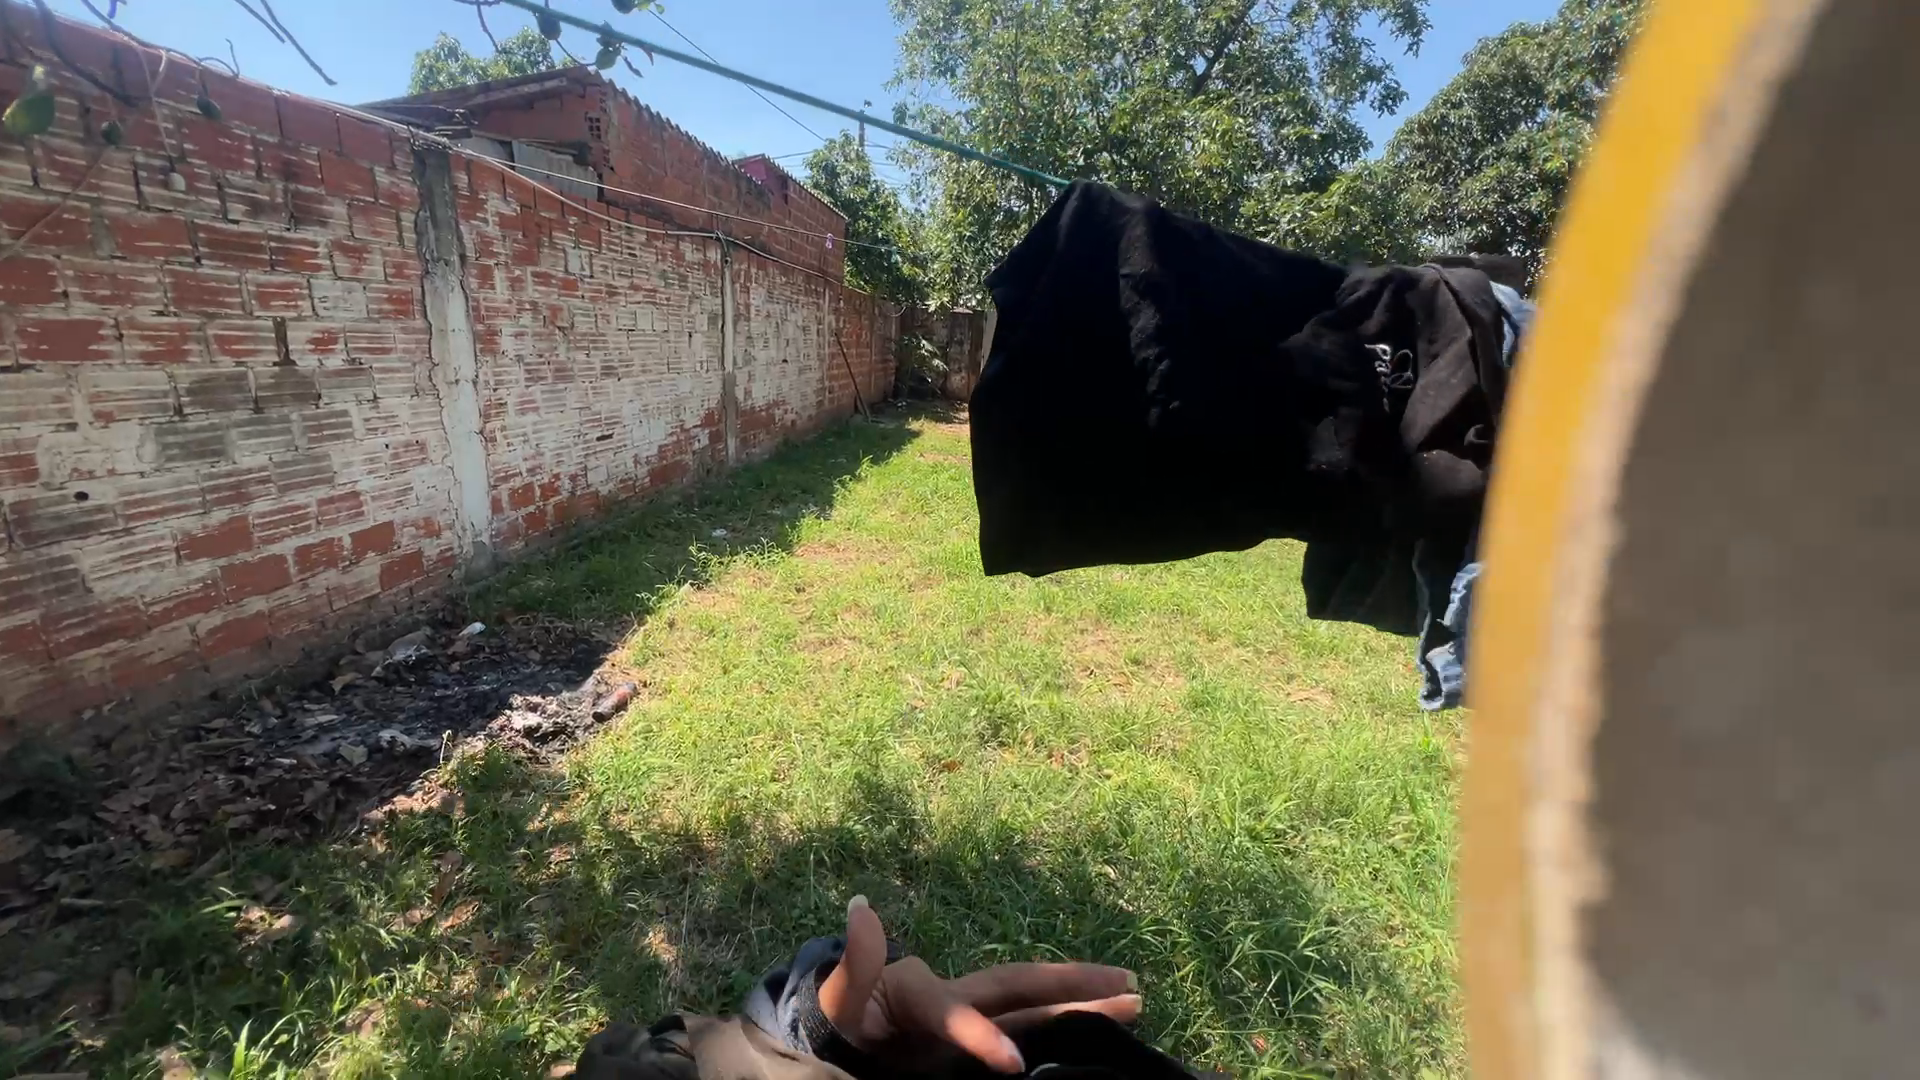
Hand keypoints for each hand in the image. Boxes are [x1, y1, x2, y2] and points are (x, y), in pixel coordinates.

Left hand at [816, 895, 1140, 1072]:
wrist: (837, 1036)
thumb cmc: (839, 1016)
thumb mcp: (839, 996)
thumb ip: (856, 965)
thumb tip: (859, 906)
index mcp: (924, 992)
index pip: (958, 1011)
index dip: (980, 1033)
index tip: (1010, 1064)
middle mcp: (958, 1002)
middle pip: (1021, 990)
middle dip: (1072, 987)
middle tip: (1131, 987)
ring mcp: (969, 1029)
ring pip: (1033, 1015)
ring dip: (1081, 1008)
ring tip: (1134, 1004)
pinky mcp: (971, 1053)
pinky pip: (1025, 1039)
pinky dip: (1061, 1037)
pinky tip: (1092, 1044)